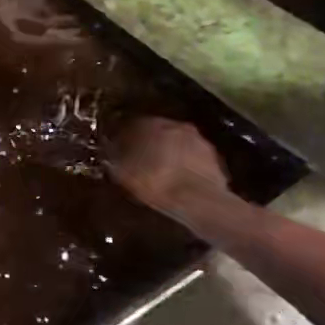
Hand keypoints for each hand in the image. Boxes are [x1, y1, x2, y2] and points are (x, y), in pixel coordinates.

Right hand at [106, 116, 228, 212]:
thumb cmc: (156, 183)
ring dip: (171, 153)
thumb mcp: (124, 174)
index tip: (121, 150)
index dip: (126, 138)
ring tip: (164, 172)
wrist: (199, 200)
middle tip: (142, 161)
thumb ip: (115, 159)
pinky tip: (182, 179)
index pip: (133, 124)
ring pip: (179, 143)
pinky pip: (194, 157)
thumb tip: (109, 153)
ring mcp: (198, 139)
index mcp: (151, 124)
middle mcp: (175, 125)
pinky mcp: (214, 157)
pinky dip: (187, 164)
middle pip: (159, 131)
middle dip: (151, 144)